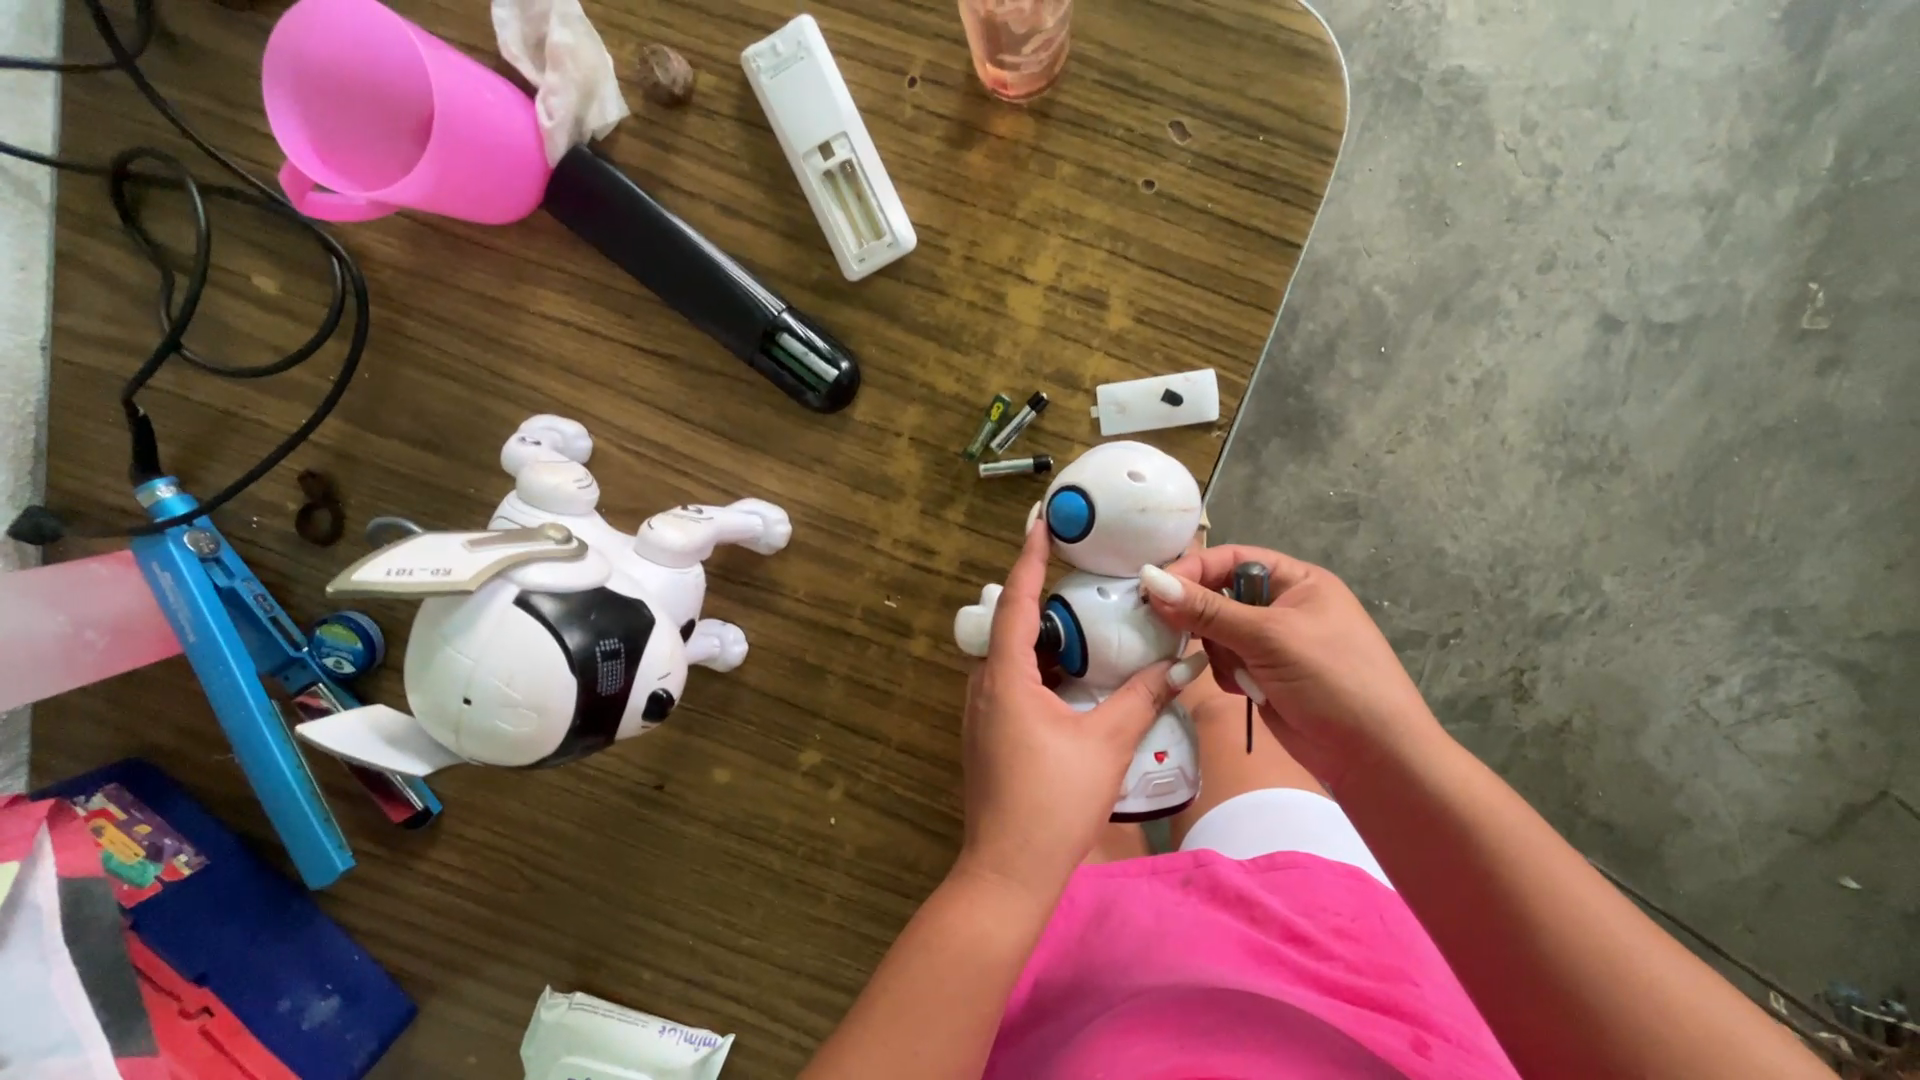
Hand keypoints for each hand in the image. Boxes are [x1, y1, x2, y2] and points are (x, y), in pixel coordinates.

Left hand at [958, 520, 1205, 894]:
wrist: (1008, 870)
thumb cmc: (1054, 803)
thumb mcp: (1107, 744)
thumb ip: (1142, 698)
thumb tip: (1180, 665)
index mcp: (1005, 677)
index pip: (1017, 600)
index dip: (1029, 557)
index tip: (1039, 520)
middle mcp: (983, 686)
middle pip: (1010, 624)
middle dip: (1042, 594)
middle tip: (1080, 570)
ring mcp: (979, 712)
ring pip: (1010, 656)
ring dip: (1043, 635)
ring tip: (1084, 617)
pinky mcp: (986, 734)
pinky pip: (1011, 682)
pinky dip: (1039, 666)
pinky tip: (1072, 675)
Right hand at [1139, 546, 1441, 788]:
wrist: (1373, 755)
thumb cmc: (1332, 680)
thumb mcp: (1268, 637)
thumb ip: (1206, 610)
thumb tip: (1150, 579)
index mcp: (1298, 581)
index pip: (1231, 559)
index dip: (1193, 569)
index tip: (1155, 589)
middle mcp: (1284, 606)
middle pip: (1219, 596)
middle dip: (1204, 618)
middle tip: (1176, 631)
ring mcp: (1274, 644)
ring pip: (1217, 634)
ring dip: (1220, 653)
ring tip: (1240, 674)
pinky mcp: (1265, 676)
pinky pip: (1225, 663)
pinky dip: (1227, 675)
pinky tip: (1246, 692)